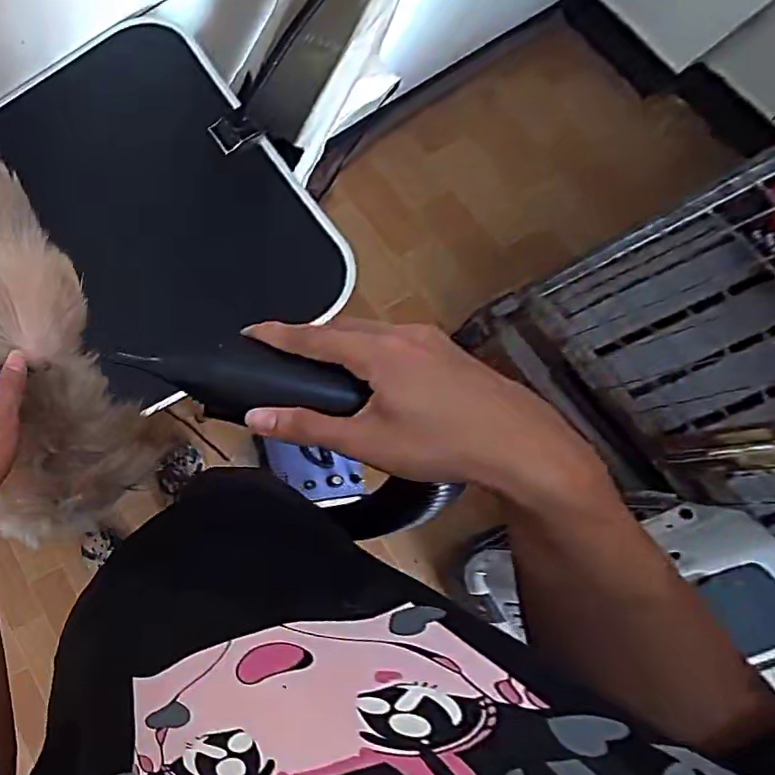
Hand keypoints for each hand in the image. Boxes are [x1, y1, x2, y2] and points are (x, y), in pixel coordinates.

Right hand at [242, 320, 613, 511]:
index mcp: (380, 352)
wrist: (521, 447)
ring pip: (371, 331)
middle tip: (281, 348)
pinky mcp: (447, 354)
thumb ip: (307, 427)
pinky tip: (371, 374)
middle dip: (308, 336)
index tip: (253, 332)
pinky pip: (395, 340)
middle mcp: (406, 336)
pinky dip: (369, 348)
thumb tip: (261, 417)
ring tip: (320, 362)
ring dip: (340, 341)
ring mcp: (431, 342)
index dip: (278, 335)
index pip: (313, 336)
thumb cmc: (447, 443)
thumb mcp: (365, 441)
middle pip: (342, 327)